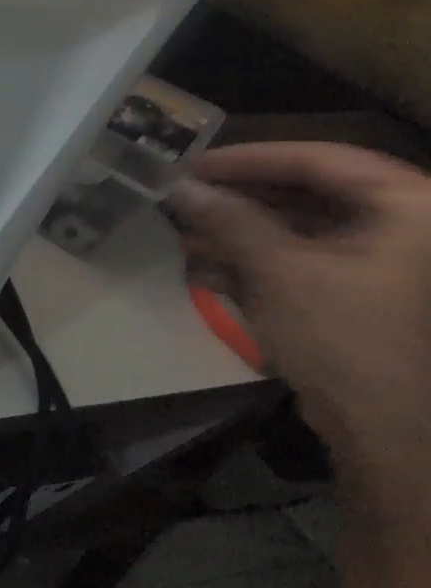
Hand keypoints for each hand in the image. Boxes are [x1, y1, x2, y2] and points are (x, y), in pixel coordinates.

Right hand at [169, 142, 430, 493]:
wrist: (392, 429)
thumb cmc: (345, 335)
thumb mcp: (277, 268)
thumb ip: (228, 219)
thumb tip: (181, 187)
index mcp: (414, 210)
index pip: (323, 159)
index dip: (251, 158)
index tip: (190, 166)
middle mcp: (416, 230)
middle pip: (318, 193)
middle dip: (243, 198)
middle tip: (182, 200)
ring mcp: (399, 267)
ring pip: (312, 229)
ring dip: (245, 231)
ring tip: (185, 236)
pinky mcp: (379, 298)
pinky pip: (316, 261)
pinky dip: (264, 260)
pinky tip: (212, 269)